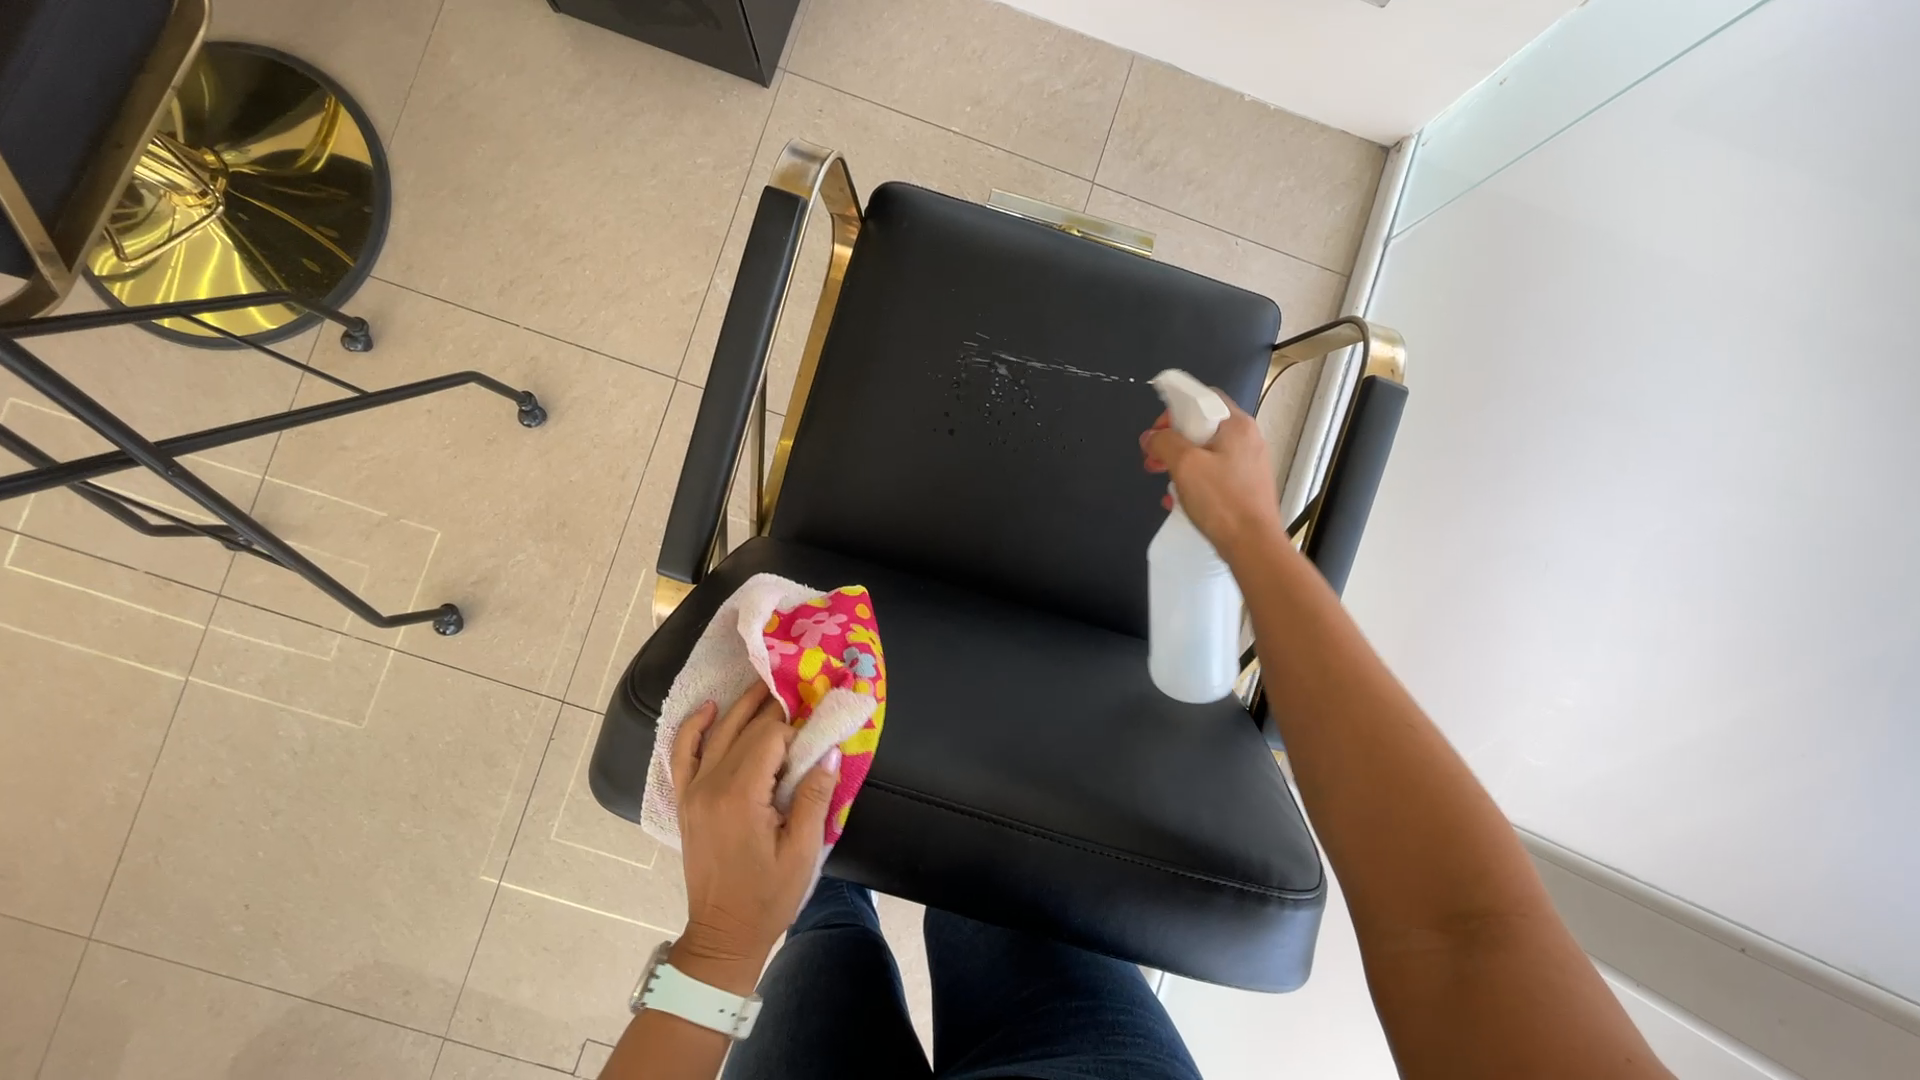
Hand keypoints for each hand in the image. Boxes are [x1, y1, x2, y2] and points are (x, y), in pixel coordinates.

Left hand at [669, 684, 839, 984]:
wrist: (723, 935)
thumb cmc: (768, 897)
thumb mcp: (803, 851)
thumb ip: (814, 796)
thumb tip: (829, 751)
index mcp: (741, 796)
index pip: (770, 738)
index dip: (796, 730)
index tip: (817, 734)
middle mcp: (710, 785)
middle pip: (744, 731)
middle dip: (774, 711)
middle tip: (799, 691)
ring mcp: (693, 792)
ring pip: (716, 734)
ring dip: (740, 707)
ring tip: (765, 685)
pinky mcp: (685, 801)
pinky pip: (682, 754)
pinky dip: (693, 727)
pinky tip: (708, 708)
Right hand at [1141, 397, 1284, 560]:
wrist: (1253, 545)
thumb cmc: (1221, 501)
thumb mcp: (1185, 464)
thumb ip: (1164, 442)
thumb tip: (1151, 437)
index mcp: (1237, 425)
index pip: (1203, 398)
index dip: (1175, 411)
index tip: (1158, 433)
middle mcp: (1248, 439)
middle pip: (1203, 427)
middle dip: (1172, 442)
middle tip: (1153, 459)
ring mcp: (1249, 464)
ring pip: (1206, 453)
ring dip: (1180, 464)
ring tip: (1164, 481)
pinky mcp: (1246, 486)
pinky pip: (1214, 474)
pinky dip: (1194, 481)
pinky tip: (1180, 499)